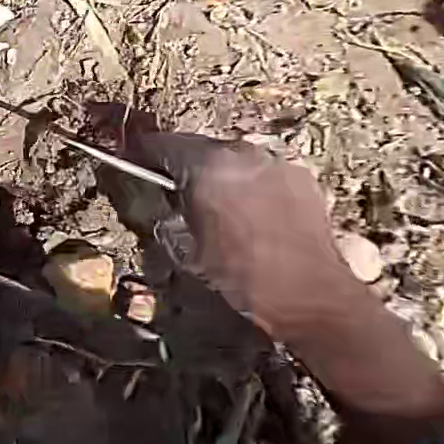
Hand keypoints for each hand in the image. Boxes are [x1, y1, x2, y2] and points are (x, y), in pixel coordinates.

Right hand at [133, 132, 443, 419]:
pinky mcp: (298, 175)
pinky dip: (244, 180)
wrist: (314, 299)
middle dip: (178, 163)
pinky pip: (257, 168)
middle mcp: (241, 151)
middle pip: (195, 146)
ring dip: (213, 171)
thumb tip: (149, 195)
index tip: (129, 162)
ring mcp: (273, 160)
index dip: (139, 153)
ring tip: (210, 202)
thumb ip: (160, 211)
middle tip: (169, 189)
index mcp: (207, 165)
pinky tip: (245, 210)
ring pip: (228, 155)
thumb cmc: (240, 277)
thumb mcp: (182, 248)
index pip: (159, 144)